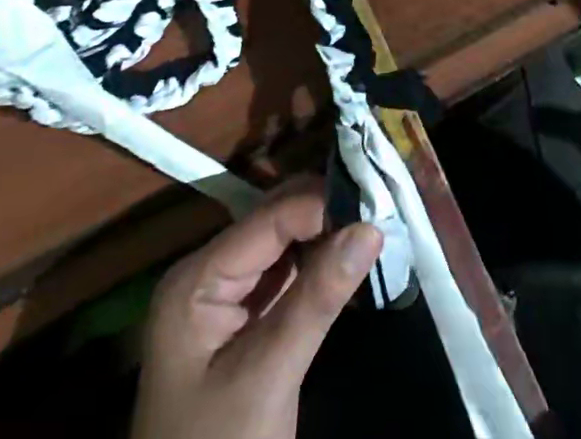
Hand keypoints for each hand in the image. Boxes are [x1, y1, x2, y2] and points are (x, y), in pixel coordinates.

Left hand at [132, 179, 383, 438]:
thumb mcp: (269, 374)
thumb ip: (318, 298)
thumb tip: (371, 229)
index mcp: (198, 278)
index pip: (269, 218)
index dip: (323, 205)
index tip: (378, 207)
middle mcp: (208, 272)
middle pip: (275, 220)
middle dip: (327, 212)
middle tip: (382, 215)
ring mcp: (225, 293)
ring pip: (285, 241)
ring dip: (329, 234)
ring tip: (376, 229)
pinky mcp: (244, 314)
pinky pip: (288, 270)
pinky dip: (320, 262)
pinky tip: (351, 259)